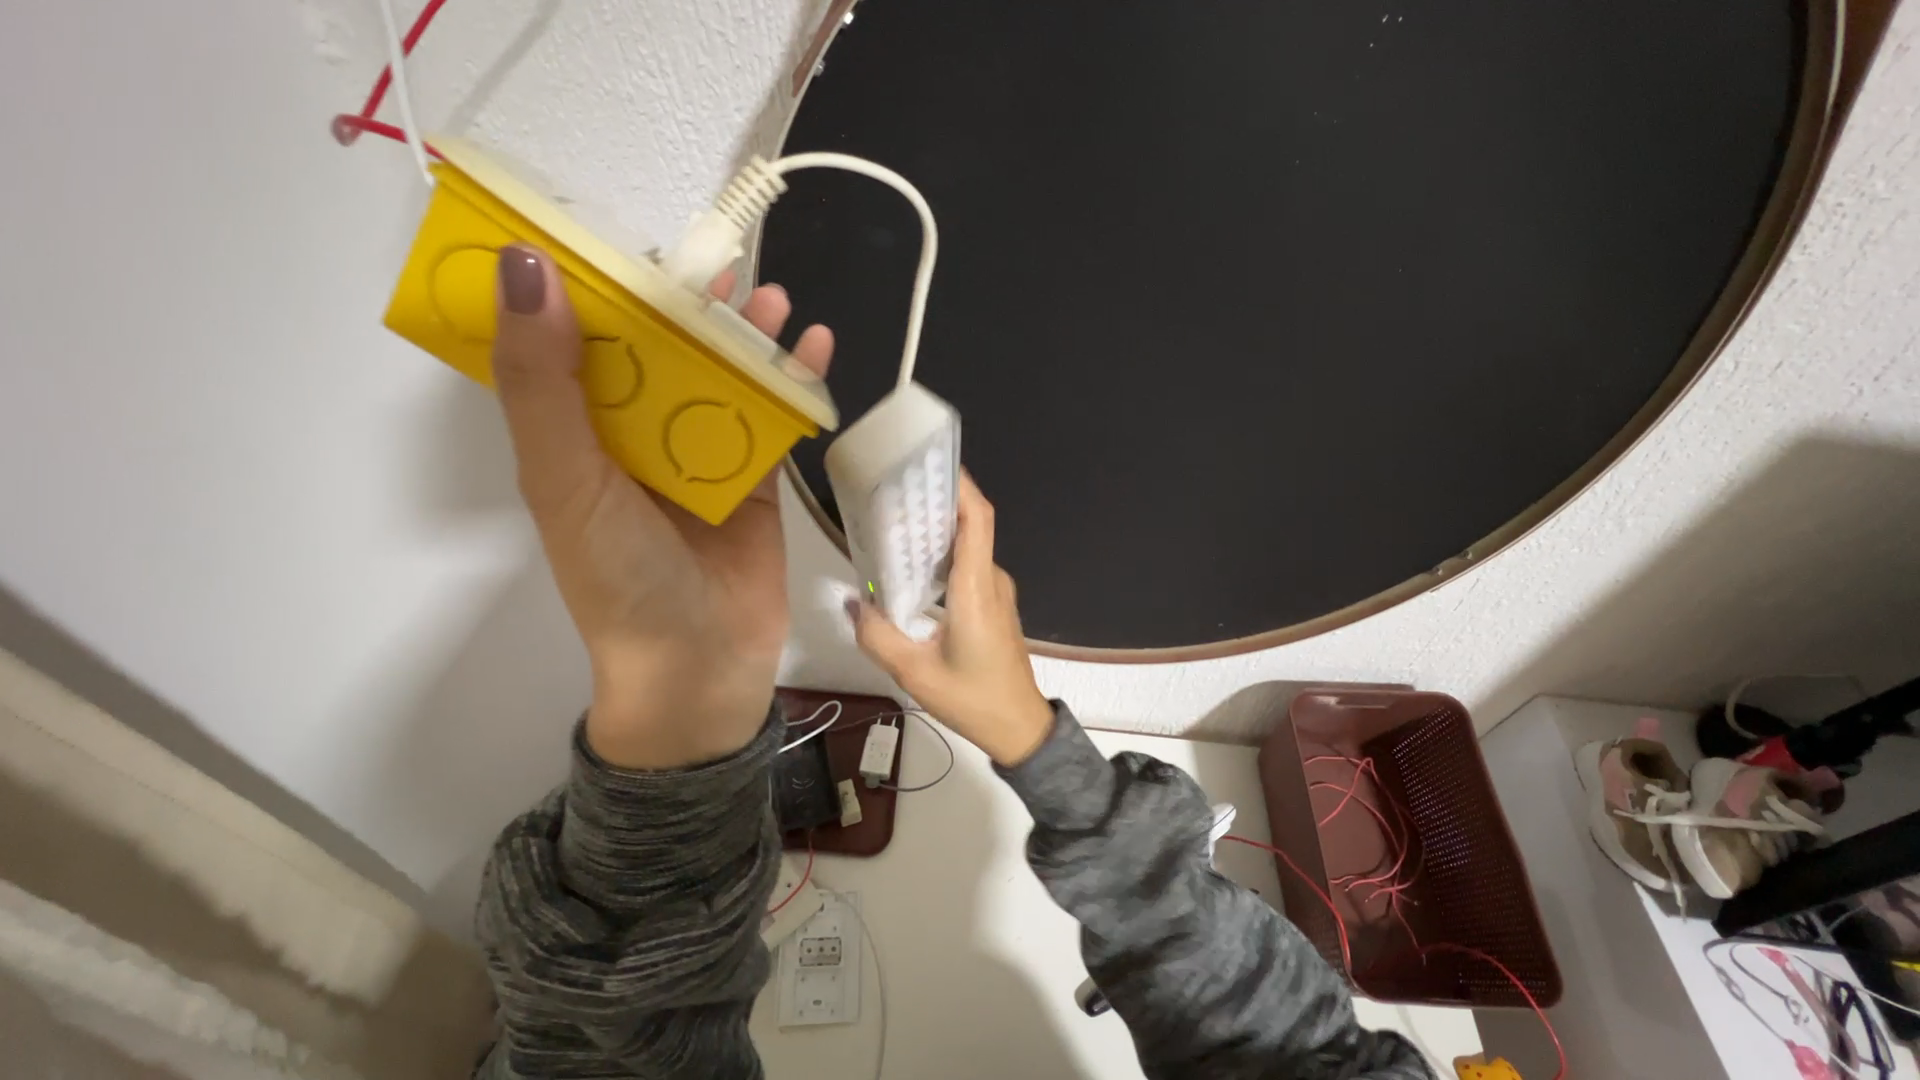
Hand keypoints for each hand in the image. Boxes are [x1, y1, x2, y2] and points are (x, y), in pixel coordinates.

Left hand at [491, 244, 832, 768]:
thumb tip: (526, 267)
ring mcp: (700, 458)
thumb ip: (545, 382)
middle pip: (659, 352)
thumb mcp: (566, 479)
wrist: (699, 667)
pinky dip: (792, 381)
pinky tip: (813, 347)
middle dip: (687, 306)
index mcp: (576, 436)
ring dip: (746, 337)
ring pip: (721, 378)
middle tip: (719, 265)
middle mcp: (635, 438)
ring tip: (772, 300)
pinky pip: (771, 418)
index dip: (594, 289)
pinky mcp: (754, 480)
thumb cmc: (620, 578)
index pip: (577, 344)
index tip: (617, 238)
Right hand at [849, 474, 1053, 766]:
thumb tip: (853, 601)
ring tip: (893, 525)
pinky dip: (942, 557)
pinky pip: (968, 567)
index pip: (977, 518)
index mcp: (977, 587)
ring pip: (966, 547)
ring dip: (935, 532)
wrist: (1019, 728)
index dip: (960, 484)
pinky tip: (911, 568)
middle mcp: (992, 579)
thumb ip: (878, 635)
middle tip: (892, 493)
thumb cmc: (972, 699)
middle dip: (934, 503)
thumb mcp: (914, 674)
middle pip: (969, 525)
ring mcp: (997, 591)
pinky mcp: (994, 604)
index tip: (930, 463)